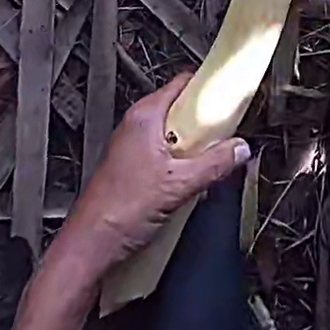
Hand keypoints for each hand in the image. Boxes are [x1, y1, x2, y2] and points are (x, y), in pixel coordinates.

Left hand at [57, 74, 249, 272]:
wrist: (90, 246)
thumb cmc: (118, 211)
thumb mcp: (179, 185)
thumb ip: (214, 164)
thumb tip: (239, 149)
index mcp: (145, 115)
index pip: (183, 83)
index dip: (207, 88)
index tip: (227, 98)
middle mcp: (137, 124)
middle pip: (181, 108)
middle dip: (203, 122)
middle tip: (222, 136)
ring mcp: (133, 144)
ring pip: (173, 132)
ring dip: (192, 144)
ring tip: (206, 161)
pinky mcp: (132, 164)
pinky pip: (164, 150)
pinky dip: (179, 159)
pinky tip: (187, 180)